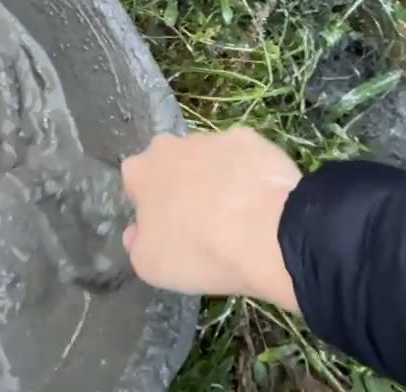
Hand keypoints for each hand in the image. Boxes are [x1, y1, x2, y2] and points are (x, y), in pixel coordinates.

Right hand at [119, 128, 303, 311]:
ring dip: (216, 181)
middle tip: (203, 225)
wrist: (270, 234)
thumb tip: (135, 234)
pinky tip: (265, 203)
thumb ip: (136, 247)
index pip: (135, 185)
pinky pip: (244, 157)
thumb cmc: (201, 250)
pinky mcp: (249, 140)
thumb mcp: (153, 266)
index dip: (151, 209)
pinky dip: (250, 175)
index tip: (169, 232)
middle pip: (170, 166)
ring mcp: (210, 139)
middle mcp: (168, 146)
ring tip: (241, 219)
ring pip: (208, 160)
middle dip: (182, 188)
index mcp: (139, 171)